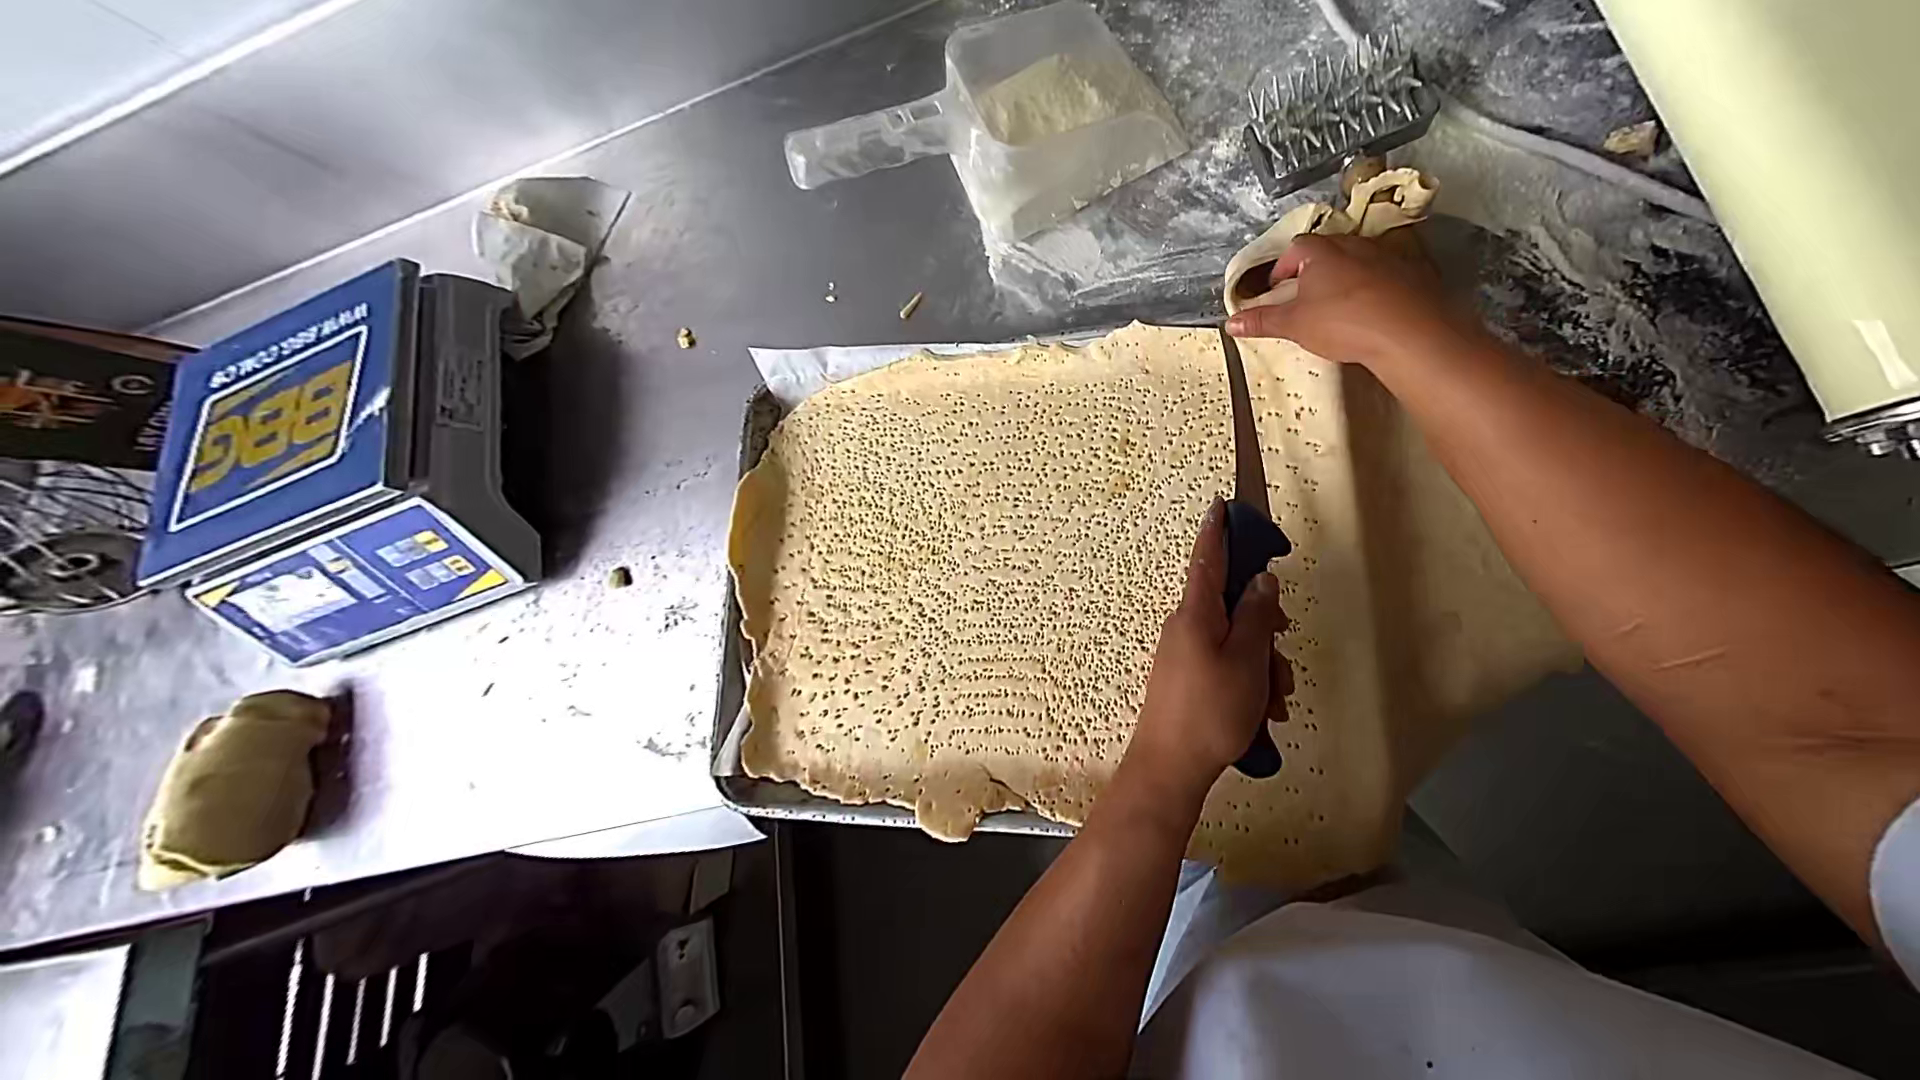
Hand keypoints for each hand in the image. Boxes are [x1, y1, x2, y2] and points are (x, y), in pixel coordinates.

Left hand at [1128, 498, 1291, 796]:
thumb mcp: (1247, 659)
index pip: (1208, 559)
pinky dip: (1249, 680)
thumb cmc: (1210, 710)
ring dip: (1263, 665)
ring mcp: (1185, 652)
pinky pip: (1226, 663)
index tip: (1221, 504)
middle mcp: (1186, 625)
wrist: (1171, 764)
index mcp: (1195, 613)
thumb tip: (1260, 580)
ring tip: (1272, 701)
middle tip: (1280, 658)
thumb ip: (1257, 615)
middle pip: (1234, 605)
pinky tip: (1262, 711)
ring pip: (1237, 640)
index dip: (1218, 531)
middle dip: (1266, 630)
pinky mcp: (1188, 676)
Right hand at [1223, 232, 1457, 369]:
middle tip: (1301, 297)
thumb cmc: (1344, 321)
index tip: (1276, 288)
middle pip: (1326, 252)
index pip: (1295, 249)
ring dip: (1342, 279)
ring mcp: (1386, 257)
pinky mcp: (1412, 273)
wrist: (1408, 331)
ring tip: (1333, 308)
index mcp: (1322, 252)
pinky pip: (1384, 276)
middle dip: (1311, 272)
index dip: (1282, 268)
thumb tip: (1231, 323)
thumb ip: (1262, 321)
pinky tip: (1366, 313)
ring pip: (1356, 262)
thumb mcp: (1293, 325)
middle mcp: (1355, 246)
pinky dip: (1371, 289)